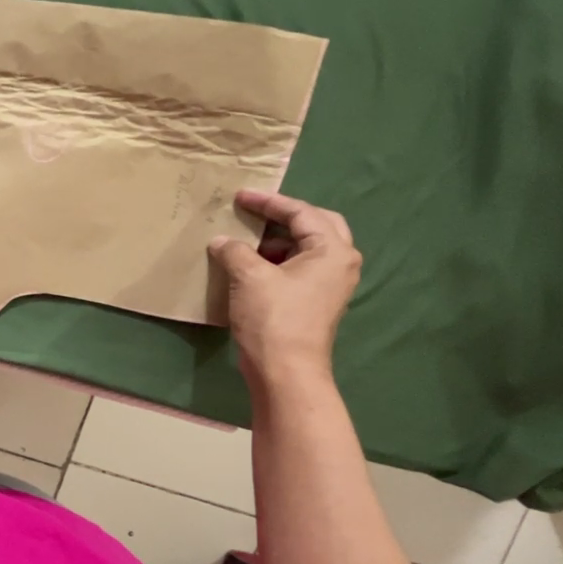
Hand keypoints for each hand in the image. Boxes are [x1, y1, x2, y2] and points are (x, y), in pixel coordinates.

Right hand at [208, 189, 361, 385]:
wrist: (285, 367)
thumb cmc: (273, 316)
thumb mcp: (249, 277)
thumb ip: (235, 251)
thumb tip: (222, 241)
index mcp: (332, 251)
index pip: (302, 213)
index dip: (269, 202)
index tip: (240, 196)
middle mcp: (340, 262)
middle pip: (316, 225)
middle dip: (284, 216)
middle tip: (253, 211)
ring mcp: (330, 283)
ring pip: (307, 247)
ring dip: (277, 238)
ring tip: (246, 237)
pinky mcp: (315, 299)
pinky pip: (298, 266)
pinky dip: (276, 258)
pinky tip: (250, 263)